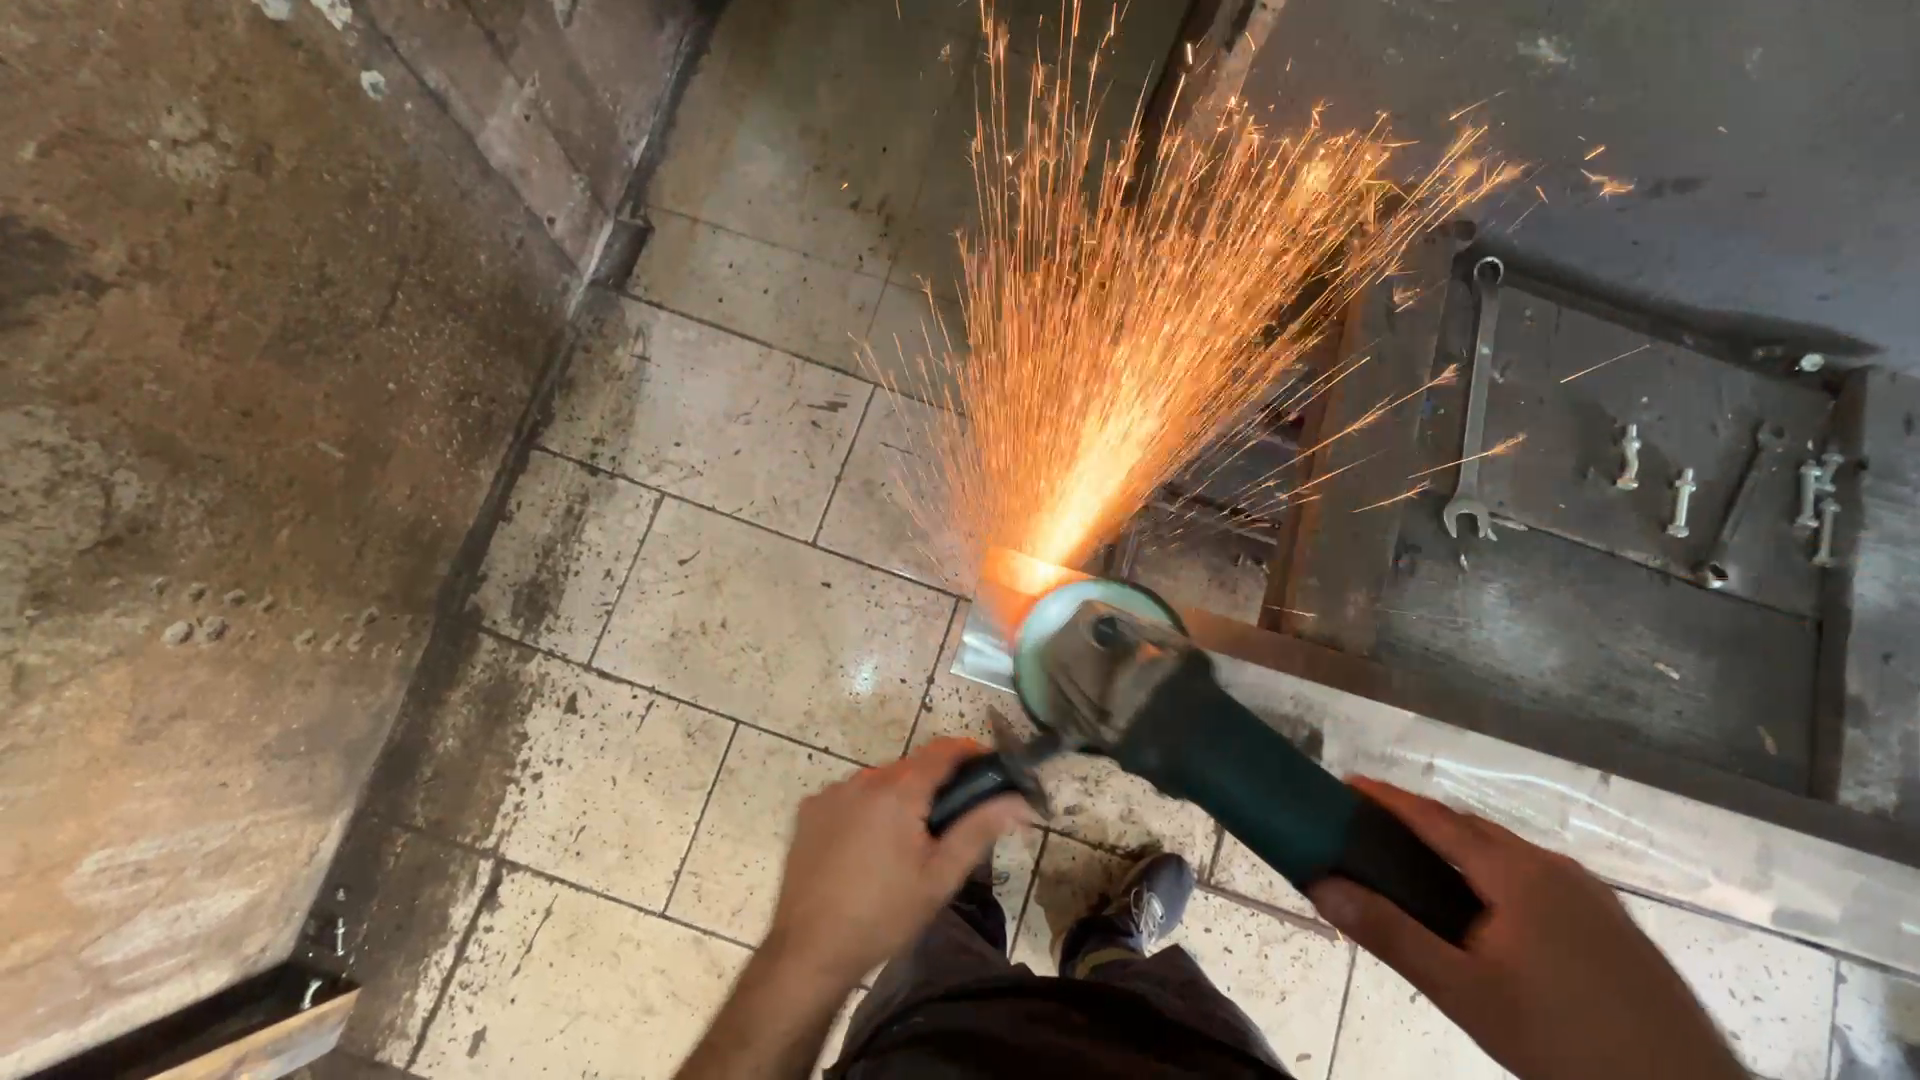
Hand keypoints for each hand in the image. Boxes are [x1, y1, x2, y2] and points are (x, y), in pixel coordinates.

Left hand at [763, 738, 1031, 987]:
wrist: (809, 949)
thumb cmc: (884, 915)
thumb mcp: (940, 877)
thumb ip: (979, 830)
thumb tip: (1017, 800)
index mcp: (897, 792)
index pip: (942, 751)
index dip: (969, 752)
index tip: (988, 767)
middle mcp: (862, 781)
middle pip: (910, 768)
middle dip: (933, 787)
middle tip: (948, 825)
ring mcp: (830, 794)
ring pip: (879, 782)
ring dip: (898, 799)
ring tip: (904, 845)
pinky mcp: (808, 811)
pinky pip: (850, 797)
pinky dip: (866, 810)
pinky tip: (866, 849)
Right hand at [1307, 779, 1743, 1079]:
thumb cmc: (1563, 1040)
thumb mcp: (1463, 992)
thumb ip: (1390, 934)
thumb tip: (1321, 885)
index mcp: (1517, 874)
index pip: (1438, 819)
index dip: (1389, 799)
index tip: (1348, 783)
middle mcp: (1555, 868)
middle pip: (1474, 830)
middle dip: (1421, 822)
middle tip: (1373, 831)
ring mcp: (1592, 895)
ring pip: (1509, 855)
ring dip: (1460, 849)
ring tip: (1422, 871)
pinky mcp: (1614, 924)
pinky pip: (1539, 878)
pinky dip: (1496, 874)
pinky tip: (1489, 914)